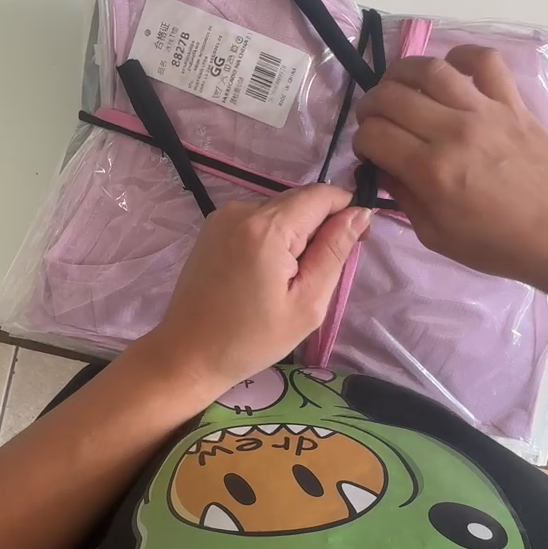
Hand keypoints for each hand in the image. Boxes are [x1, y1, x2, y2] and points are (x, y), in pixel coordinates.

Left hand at [132, 184, 371, 397]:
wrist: (188, 354)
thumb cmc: (252, 339)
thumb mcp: (307, 303)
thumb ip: (334, 251)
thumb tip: (359, 212)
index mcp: (267, 228)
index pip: (321, 194)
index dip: (346, 210)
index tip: (357, 241)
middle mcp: (242, 210)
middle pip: (299, 201)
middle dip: (321, 227)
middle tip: (323, 272)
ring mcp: (222, 217)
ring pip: (279, 212)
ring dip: (296, 235)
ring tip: (291, 280)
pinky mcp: (212, 228)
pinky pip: (257, 221)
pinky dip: (273, 239)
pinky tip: (267, 274)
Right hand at [352, 45, 547, 289]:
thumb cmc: (496, 245)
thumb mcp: (435, 236)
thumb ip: (403, 198)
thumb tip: (382, 167)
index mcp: (431, 172)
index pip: (374, 135)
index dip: (361, 142)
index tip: (369, 152)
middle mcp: (453, 132)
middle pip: (392, 97)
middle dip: (370, 107)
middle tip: (373, 119)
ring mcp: (486, 111)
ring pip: (430, 69)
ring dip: (401, 74)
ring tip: (397, 87)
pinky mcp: (512, 102)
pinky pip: (484, 60)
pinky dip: (461, 56)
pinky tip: (450, 71)